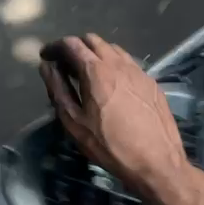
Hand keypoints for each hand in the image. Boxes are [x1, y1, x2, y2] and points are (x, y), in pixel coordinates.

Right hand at [41, 34, 192, 200]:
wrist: (157, 164)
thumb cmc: (109, 145)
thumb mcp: (74, 122)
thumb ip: (58, 89)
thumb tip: (46, 66)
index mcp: (95, 70)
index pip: (71, 44)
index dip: (55, 47)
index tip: (46, 57)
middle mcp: (117, 63)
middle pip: (92, 40)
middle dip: (75, 46)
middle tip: (66, 65)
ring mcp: (138, 71)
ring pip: (112, 48)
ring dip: (96, 53)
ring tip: (89, 72)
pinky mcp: (151, 82)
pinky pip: (128, 62)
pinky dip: (114, 63)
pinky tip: (112, 84)